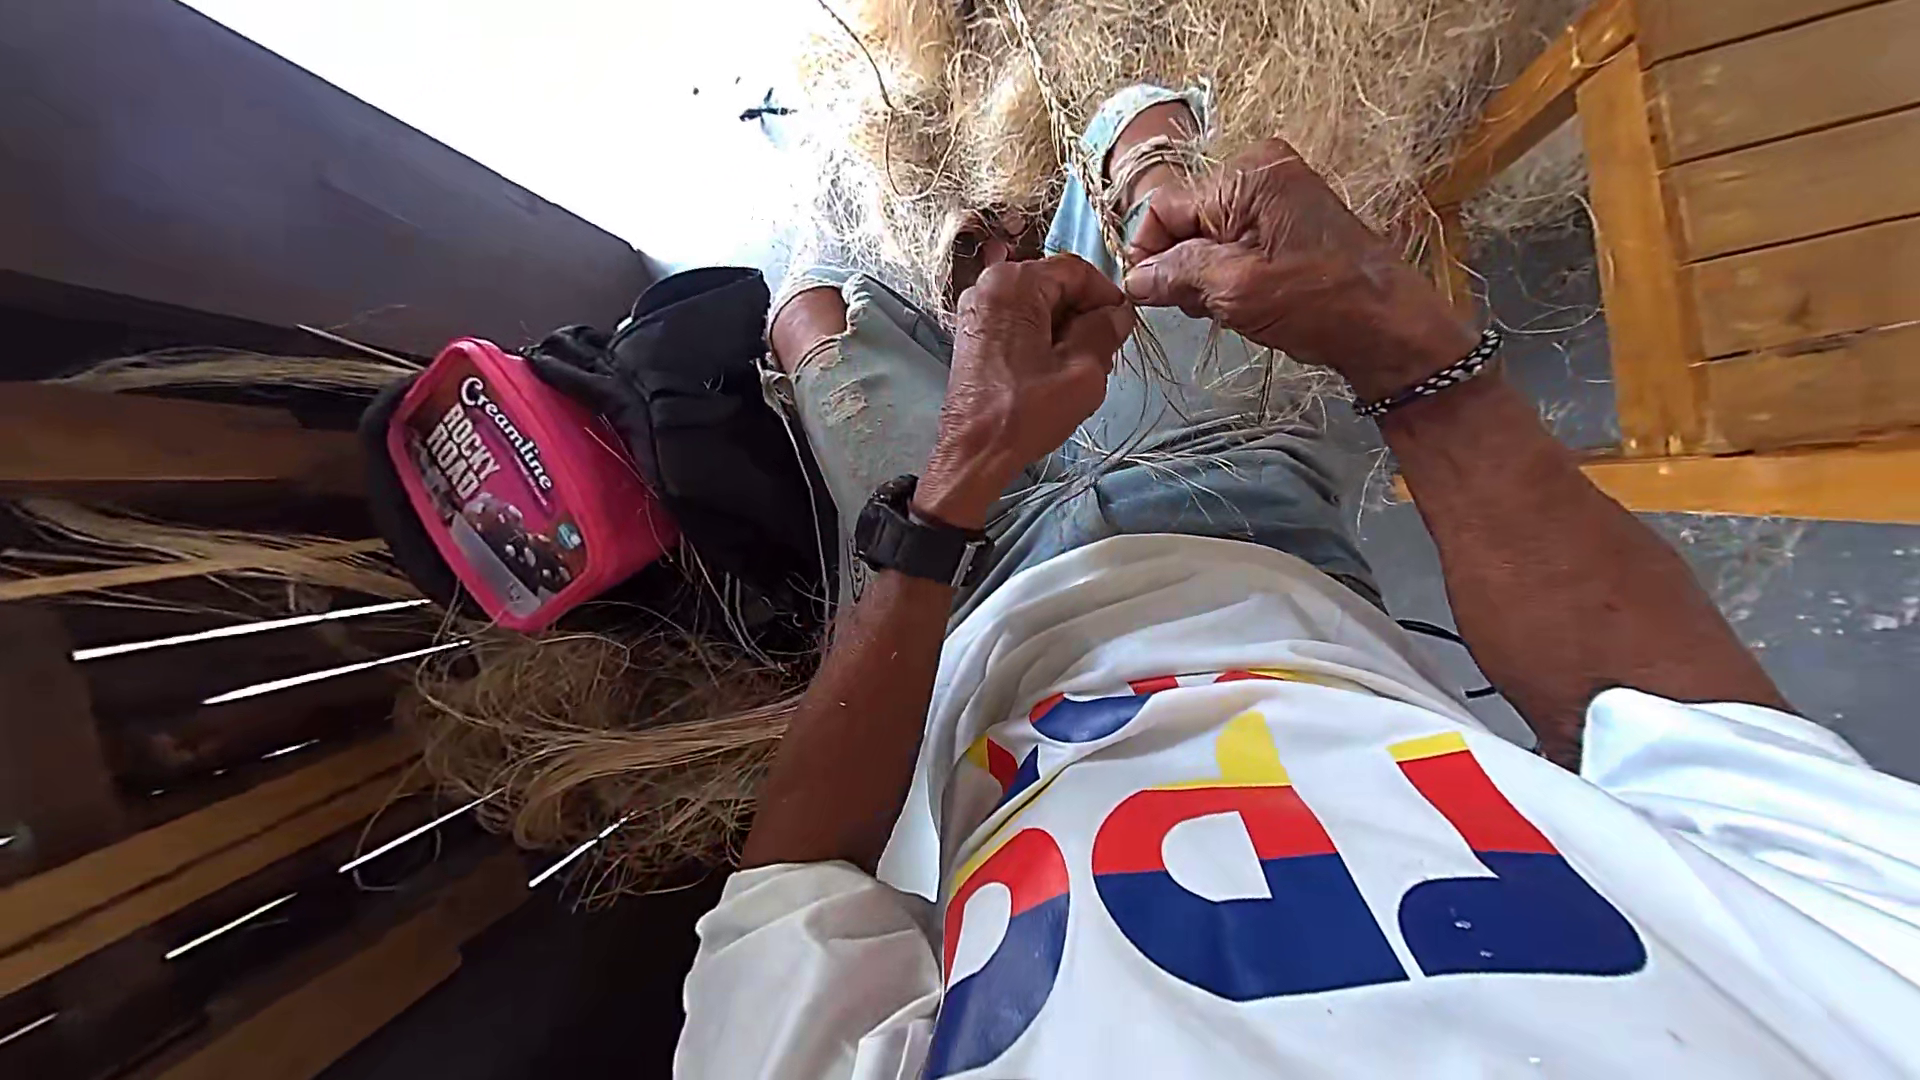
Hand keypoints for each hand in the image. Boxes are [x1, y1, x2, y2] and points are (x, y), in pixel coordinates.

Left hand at [915, 256, 1134, 528]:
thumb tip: (1117, 314)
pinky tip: (1052, 374)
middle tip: (1102, 354)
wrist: (974, 452)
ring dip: (1063, 333)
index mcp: (1014, 284)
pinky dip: (1040, 342)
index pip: (1075, 270)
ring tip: (1077, 371)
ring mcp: (976, 314)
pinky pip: (1017, 326)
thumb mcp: (1083, 370)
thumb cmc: (1023, 414)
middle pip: (1053, 287)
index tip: (1121, 323)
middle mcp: (988, 288)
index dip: (1105, 295)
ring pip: (1036, 308)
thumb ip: (1105, 331)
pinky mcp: (973, 338)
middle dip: (1083, 317)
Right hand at [1122, 139, 1476, 402]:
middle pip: (1179, 224)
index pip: (1163, 207)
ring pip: (1196, 243)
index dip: (1147, 253)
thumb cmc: (1315, 301)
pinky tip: (1235, 302)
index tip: (1149, 296)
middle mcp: (1254, 176)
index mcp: (1246, 176)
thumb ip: (1178, 274)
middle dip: (1176, 269)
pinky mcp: (1273, 229)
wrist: (1380, 324)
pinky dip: (1216, 282)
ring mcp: (1266, 202)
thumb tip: (1131, 280)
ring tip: (1226, 305)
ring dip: (1196, 281)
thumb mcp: (1236, 287)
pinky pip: (1220, 252)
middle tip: (1202, 304)